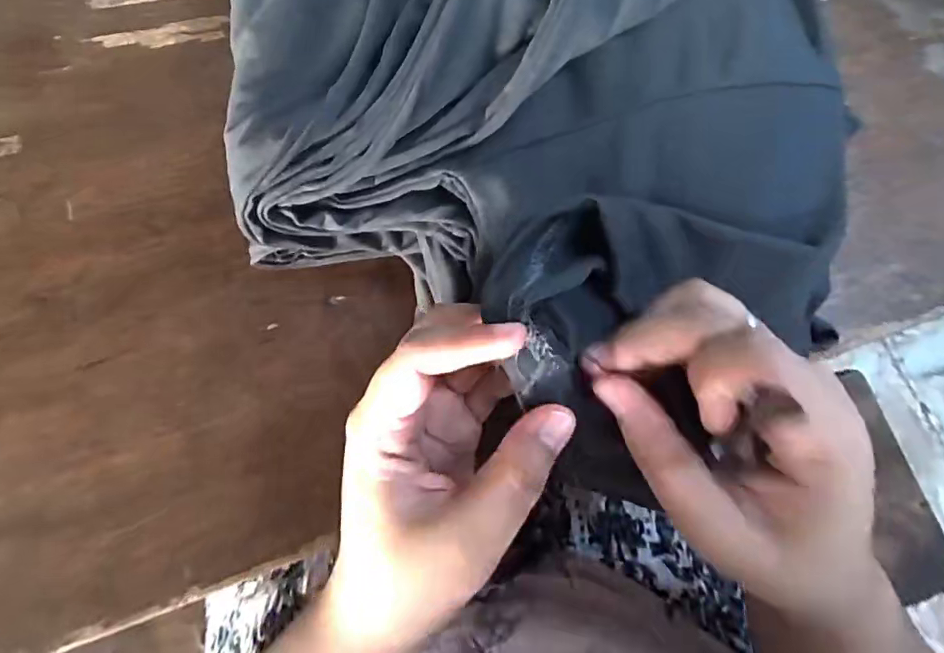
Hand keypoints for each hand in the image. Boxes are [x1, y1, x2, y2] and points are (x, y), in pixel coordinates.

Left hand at [287, 306, 576, 652]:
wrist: (383, 615)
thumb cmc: (412, 578)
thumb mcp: (471, 535)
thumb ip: (518, 471)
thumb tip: (563, 412)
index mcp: (380, 423)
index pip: (415, 359)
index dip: (466, 341)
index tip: (518, 336)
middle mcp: (397, 404)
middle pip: (431, 341)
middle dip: (478, 328)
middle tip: (533, 328)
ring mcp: (423, 412)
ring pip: (456, 355)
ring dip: (495, 346)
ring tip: (544, 343)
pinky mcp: (446, 424)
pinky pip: (476, 384)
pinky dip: (505, 374)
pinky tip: (537, 371)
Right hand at [587, 281, 921, 650]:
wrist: (828, 563)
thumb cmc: (777, 557)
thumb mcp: (714, 528)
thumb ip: (661, 456)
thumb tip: (603, 382)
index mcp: (819, 425)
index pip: (754, 354)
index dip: (704, 373)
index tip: (691, 422)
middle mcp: (808, 373)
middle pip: (721, 313)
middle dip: (654, 334)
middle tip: (604, 368)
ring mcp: (790, 355)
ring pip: (709, 302)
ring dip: (657, 326)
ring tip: (626, 366)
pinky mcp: (768, 352)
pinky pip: (711, 317)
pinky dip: (668, 330)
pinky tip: (650, 365)